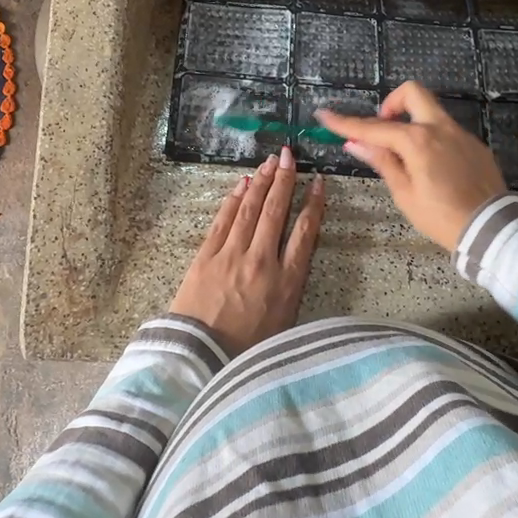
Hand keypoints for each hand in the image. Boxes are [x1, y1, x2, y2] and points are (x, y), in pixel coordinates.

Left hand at [168, 147, 325, 355]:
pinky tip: (242, 184)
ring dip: (260, 182)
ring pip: (249, 209)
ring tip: (269, 162)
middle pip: (276, 212)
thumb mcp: (285, 323)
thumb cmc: (247, 352)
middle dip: (284, 180)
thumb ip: (292, 287)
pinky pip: (224, 220)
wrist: (199, 361)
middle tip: (289, 155)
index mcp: (287, 283)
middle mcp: (261, 262)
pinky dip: (235, 199)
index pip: (305, 232)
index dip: (313, 204)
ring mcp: (231, 256)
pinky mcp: (205, 257)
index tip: (318, 182)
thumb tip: (297, 255)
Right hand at [318, 82, 506, 250]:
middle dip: (392, 103)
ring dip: (412, 122)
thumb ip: (382, 161)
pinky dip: (431, 139)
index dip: (346, 123)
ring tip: (405, 156)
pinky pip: (447, 131)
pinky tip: (432, 168)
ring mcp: (461, 133)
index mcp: (417, 140)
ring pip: (431, 111)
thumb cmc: (441, 217)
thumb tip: (356, 143)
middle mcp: (440, 128)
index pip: (373, 127)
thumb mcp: (405, 194)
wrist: (491, 230)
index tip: (325, 115)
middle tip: (383, 129)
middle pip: (412, 93)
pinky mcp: (475, 145)